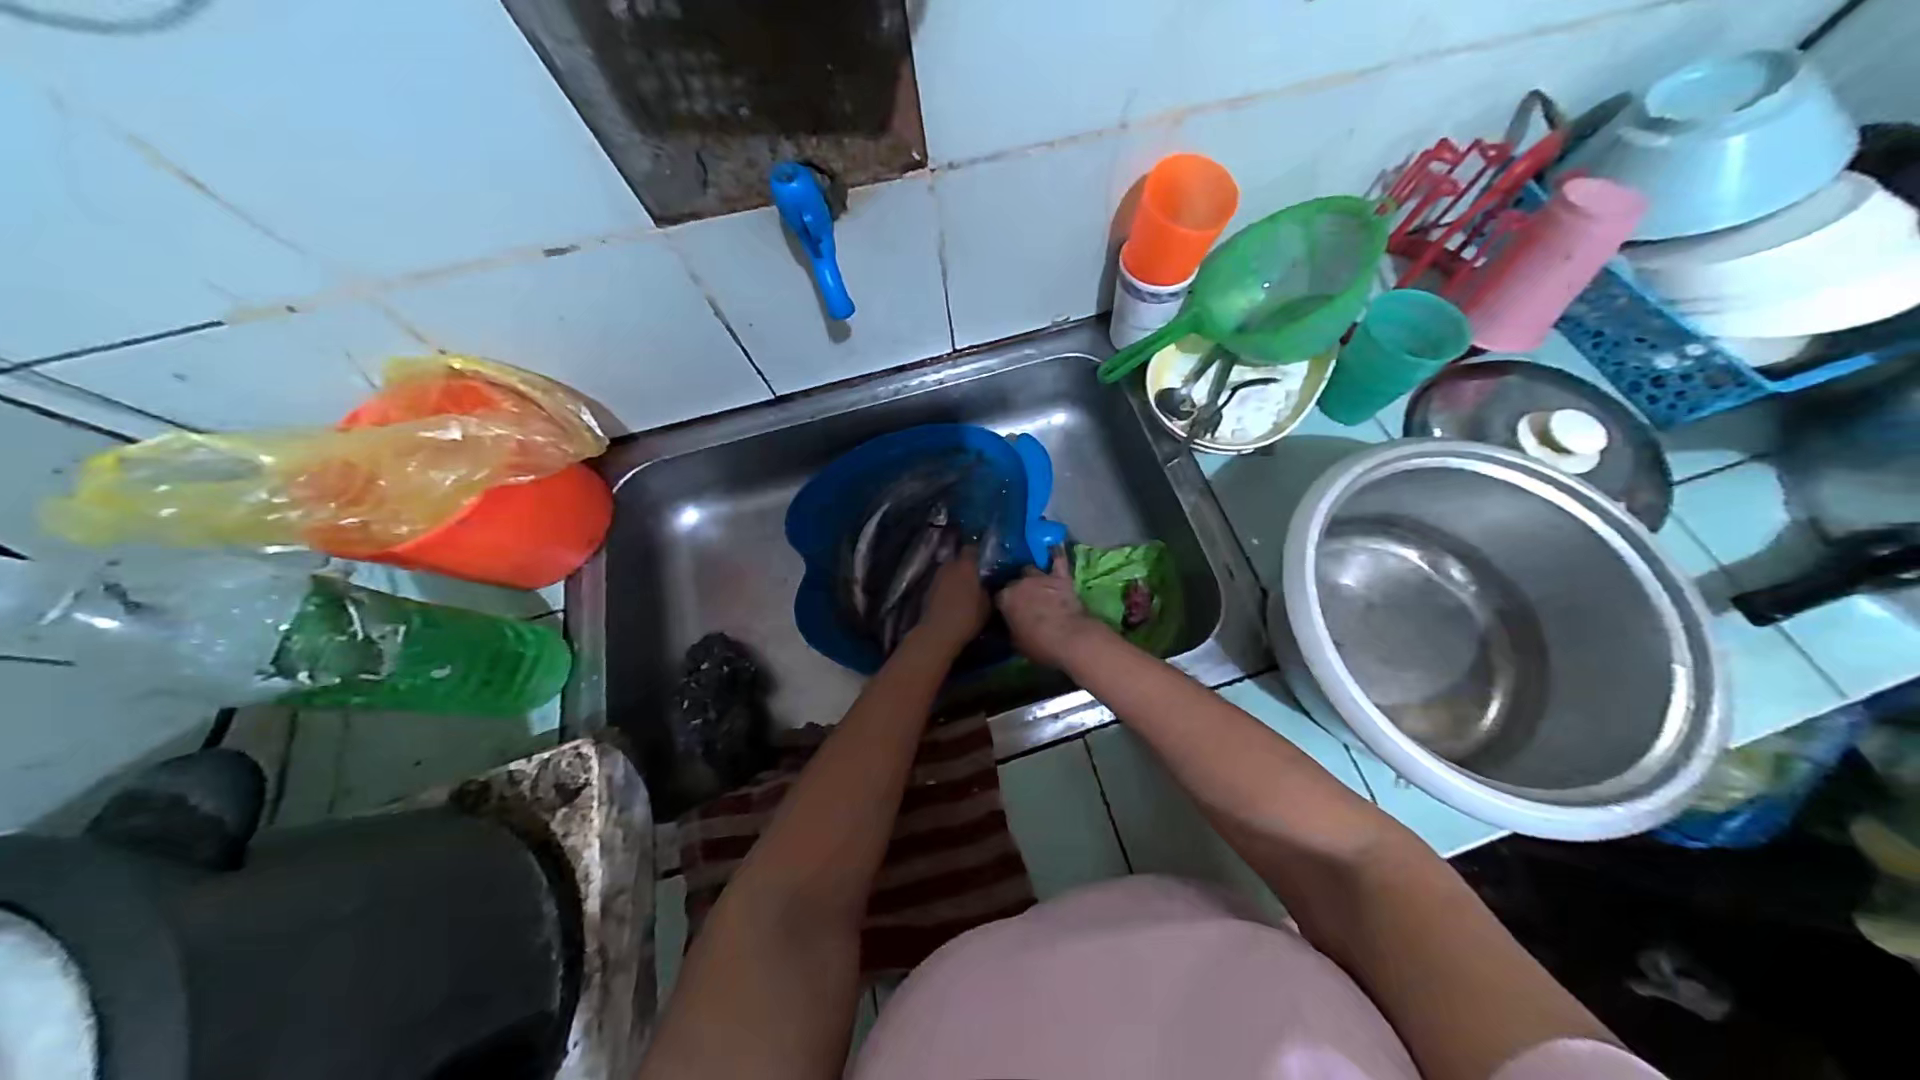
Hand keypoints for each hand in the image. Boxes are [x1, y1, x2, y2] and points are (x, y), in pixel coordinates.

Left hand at [911, 546, 989, 654]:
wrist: (938, 632)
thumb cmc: (967, 616)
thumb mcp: (987, 604)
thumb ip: (987, 588)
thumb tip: (987, 583)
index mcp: (966, 565)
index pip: (972, 548)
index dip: (978, 553)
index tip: (985, 561)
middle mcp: (949, 566)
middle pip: (958, 559)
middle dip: (966, 566)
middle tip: (976, 576)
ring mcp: (936, 577)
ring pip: (949, 571)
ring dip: (955, 576)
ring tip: (964, 588)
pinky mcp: (928, 589)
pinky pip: (941, 582)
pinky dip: (947, 586)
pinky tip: (952, 597)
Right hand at [996, 546, 1109, 669]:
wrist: (1070, 638)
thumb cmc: (1040, 645)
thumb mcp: (1016, 642)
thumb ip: (1010, 628)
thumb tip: (1009, 626)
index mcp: (1004, 599)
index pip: (997, 597)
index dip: (1002, 604)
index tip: (1005, 611)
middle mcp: (1018, 583)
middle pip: (1013, 581)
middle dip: (1016, 589)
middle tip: (1022, 600)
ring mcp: (1040, 577)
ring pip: (1030, 569)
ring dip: (1031, 576)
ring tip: (1035, 583)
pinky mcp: (1061, 577)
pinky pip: (1058, 559)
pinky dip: (1055, 554)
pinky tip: (1053, 546)